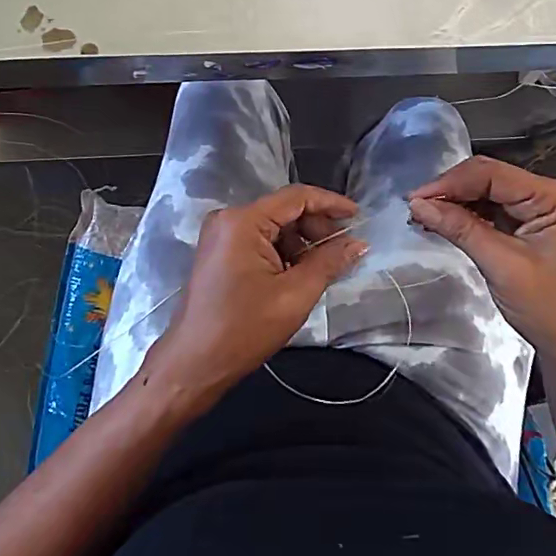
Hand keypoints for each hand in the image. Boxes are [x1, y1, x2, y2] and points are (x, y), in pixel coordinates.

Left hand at [139, 184, 366, 403]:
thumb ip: (328, 262)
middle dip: (315, 228)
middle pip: (282, 210)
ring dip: (299, 243)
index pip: (294, 197)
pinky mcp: (218, 251)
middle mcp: (227, 219)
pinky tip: (297, 274)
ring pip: (271, 227)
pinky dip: (281, 252)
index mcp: (242, 221)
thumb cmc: (245, 327)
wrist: (196, 358)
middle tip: (342, 253)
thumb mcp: (295, 294)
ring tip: (321, 269)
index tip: (359, 217)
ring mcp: (219, 235)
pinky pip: (257, 240)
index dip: (330, 203)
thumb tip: (357, 243)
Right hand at [406, 156, 555, 367]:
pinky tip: (443, 224)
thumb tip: (417, 204)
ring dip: (454, 204)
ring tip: (423, 217)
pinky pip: (492, 211)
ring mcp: (543, 211)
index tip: (414, 200)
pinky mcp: (532, 226)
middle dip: (450, 192)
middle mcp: (552, 196)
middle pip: (489, 179)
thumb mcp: (501, 265)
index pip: (492, 174)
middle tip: (415, 209)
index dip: (449, 183)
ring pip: (486, 193)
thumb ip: (459, 228)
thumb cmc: (552, 308)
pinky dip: (466, 216)